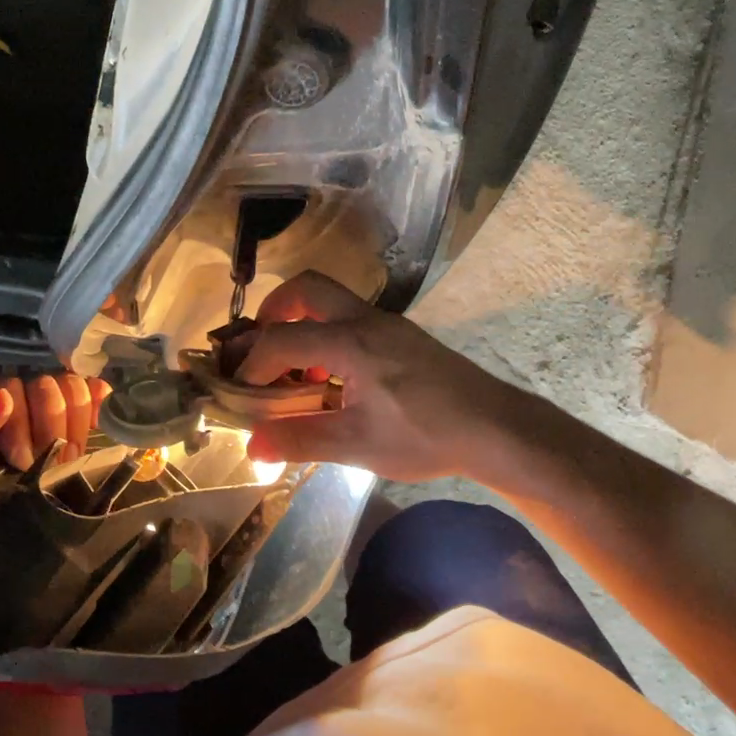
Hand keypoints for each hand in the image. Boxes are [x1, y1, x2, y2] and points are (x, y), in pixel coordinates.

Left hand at [0, 373, 112, 493]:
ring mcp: (57, 401)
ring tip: (70, 459)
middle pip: (50, 386)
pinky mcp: (82, 415)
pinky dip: (101, 403)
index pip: (14, 389)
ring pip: (75, 388)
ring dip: (76, 424)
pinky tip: (100, 423)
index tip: (22, 462)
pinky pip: (96, 393)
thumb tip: (2, 398)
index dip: (21, 425)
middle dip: (52, 429)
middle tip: (51, 465)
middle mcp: (27, 392)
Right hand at [236, 272, 517, 482]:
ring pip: (330, 298)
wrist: (493, 427)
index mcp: (350, 343)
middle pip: (306, 288)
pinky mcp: (400, 334)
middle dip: (273, 312)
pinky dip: (325, 333)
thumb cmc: (425, 436)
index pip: (282, 339)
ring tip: (293, 371)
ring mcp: (386, 323)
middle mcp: (364, 320)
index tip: (242, 393)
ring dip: (300, 322)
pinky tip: (332, 378)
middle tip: (260, 349)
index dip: (253, 364)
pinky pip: (350, 316)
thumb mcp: (358, 444)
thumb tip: (251, 447)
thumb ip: (301, 440)